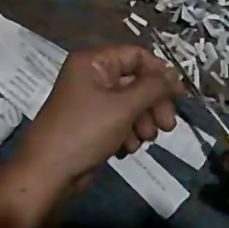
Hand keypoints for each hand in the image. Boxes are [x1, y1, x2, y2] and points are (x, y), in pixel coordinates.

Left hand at [11, 44, 182, 182]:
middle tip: (167, 126)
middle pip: (135, 81)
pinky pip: (118, 121)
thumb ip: (153, 88)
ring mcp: (89, 101)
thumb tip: (174, 74)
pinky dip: (127, 133)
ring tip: (144, 140)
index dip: (159, 73)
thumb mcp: (124, 106)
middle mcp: (90, 76)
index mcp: (92, 62)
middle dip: (153, 104)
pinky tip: (127, 148)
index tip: (179, 96)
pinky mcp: (90, 124)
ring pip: (129, 104)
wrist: (49, 171)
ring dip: (142, 121)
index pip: (136, 56)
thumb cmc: (85, 131)